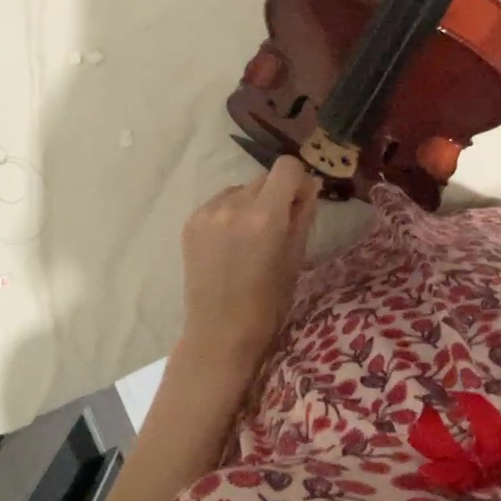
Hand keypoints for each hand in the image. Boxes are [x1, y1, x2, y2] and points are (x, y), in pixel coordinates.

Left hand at [173, 156, 320, 378]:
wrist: (220, 333)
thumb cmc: (268, 303)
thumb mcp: (295, 258)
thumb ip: (302, 215)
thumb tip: (309, 186)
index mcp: (265, 216)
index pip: (286, 167)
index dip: (297, 180)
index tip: (299, 201)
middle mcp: (234, 206)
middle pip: (263, 178)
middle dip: (275, 195)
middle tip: (276, 227)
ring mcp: (208, 213)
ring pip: (240, 189)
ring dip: (250, 203)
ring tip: (248, 239)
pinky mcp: (191, 222)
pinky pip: (219, 203)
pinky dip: (229, 214)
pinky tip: (229, 244)